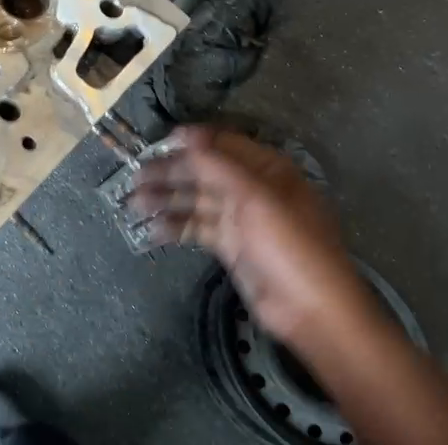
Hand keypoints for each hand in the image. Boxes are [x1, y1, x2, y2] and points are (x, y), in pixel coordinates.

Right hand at [127, 126, 371, 345]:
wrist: (314, 313)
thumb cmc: (291, 246)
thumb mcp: (257, 198)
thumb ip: (218, 164)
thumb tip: (186, 134)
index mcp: (267, 170)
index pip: (222, 144)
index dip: (191, 141)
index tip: (158, 143)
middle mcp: (252, 189)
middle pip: (203, 172)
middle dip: (170, 172)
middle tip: (135, 177)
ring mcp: (240, 218)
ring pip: (195, 200)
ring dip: (165, 199)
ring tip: (133, 204)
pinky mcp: (230, 245)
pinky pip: (196, 228)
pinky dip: (174, 226)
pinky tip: (151, 229)